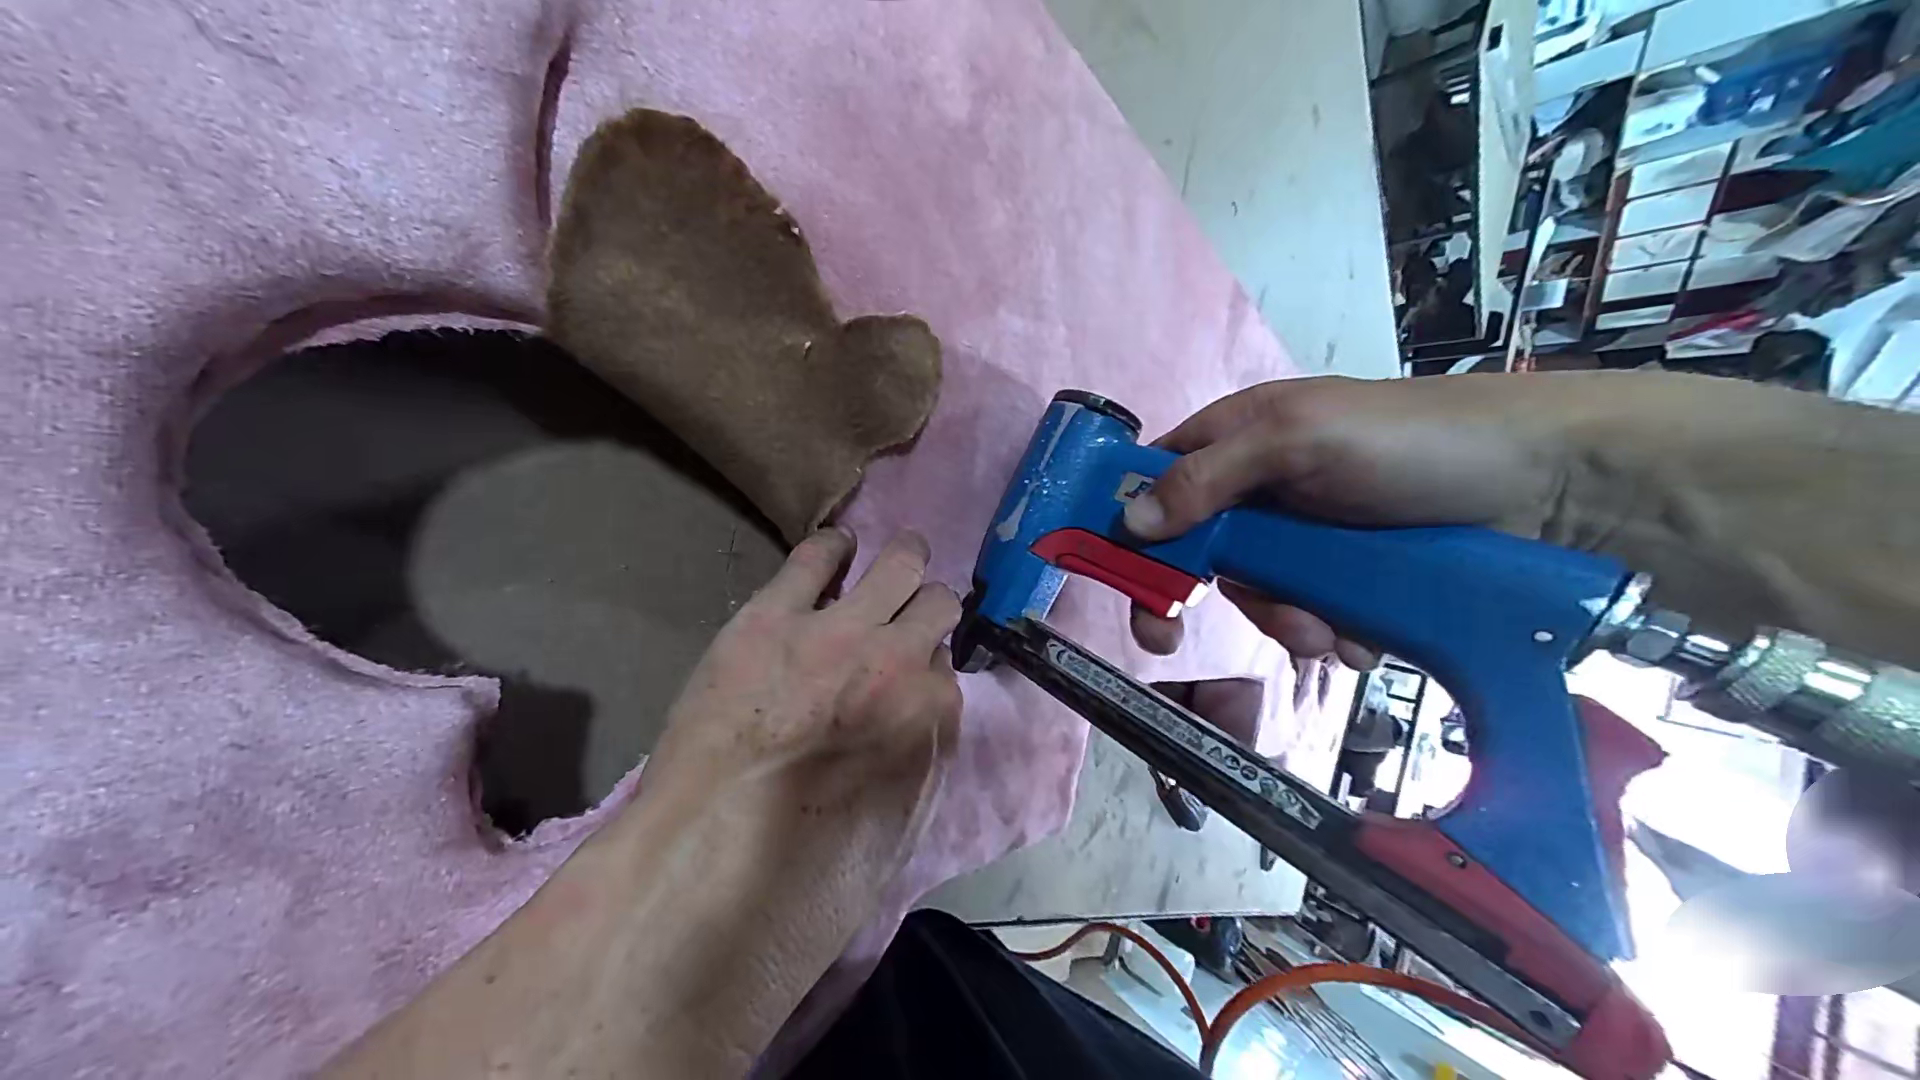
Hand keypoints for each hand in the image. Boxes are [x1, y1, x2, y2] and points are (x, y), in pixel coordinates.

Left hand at [644, 527, 963, 854]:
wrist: (710, 857)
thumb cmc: (808, 869)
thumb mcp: (897, 822)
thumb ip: (920, 755)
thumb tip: (915, 715)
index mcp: (932, 718)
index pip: (945, 666)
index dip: (924, 664)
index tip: (906, 668)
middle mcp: (900, 663)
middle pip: (938, 603)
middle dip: (929, 602)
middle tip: (911, 604)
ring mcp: (840, 631)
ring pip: (900, 563)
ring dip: (903, 558)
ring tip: (894, 555)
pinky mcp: (775, 616)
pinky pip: (816, 557)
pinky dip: (833, 547)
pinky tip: (836, 548)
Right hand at [1124, 376, 1573, 668]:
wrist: (1548, 484)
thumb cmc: (1411, 442)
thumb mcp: (1300, 440)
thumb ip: (1211, 476)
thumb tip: (1131, 521)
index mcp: (1233, 439)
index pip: (1153, 480)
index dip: (1127, 523)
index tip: (1116, 573)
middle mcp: (1254, 488)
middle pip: (1189, 549)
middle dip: (1188, 594)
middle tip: (1163, 640)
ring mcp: (1296, 537)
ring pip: (1248, 590)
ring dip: (1276, 619)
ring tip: (1324, 632)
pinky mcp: (1337, 576)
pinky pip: (1300, 613)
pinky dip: (1319, 631)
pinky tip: (1354, 636)